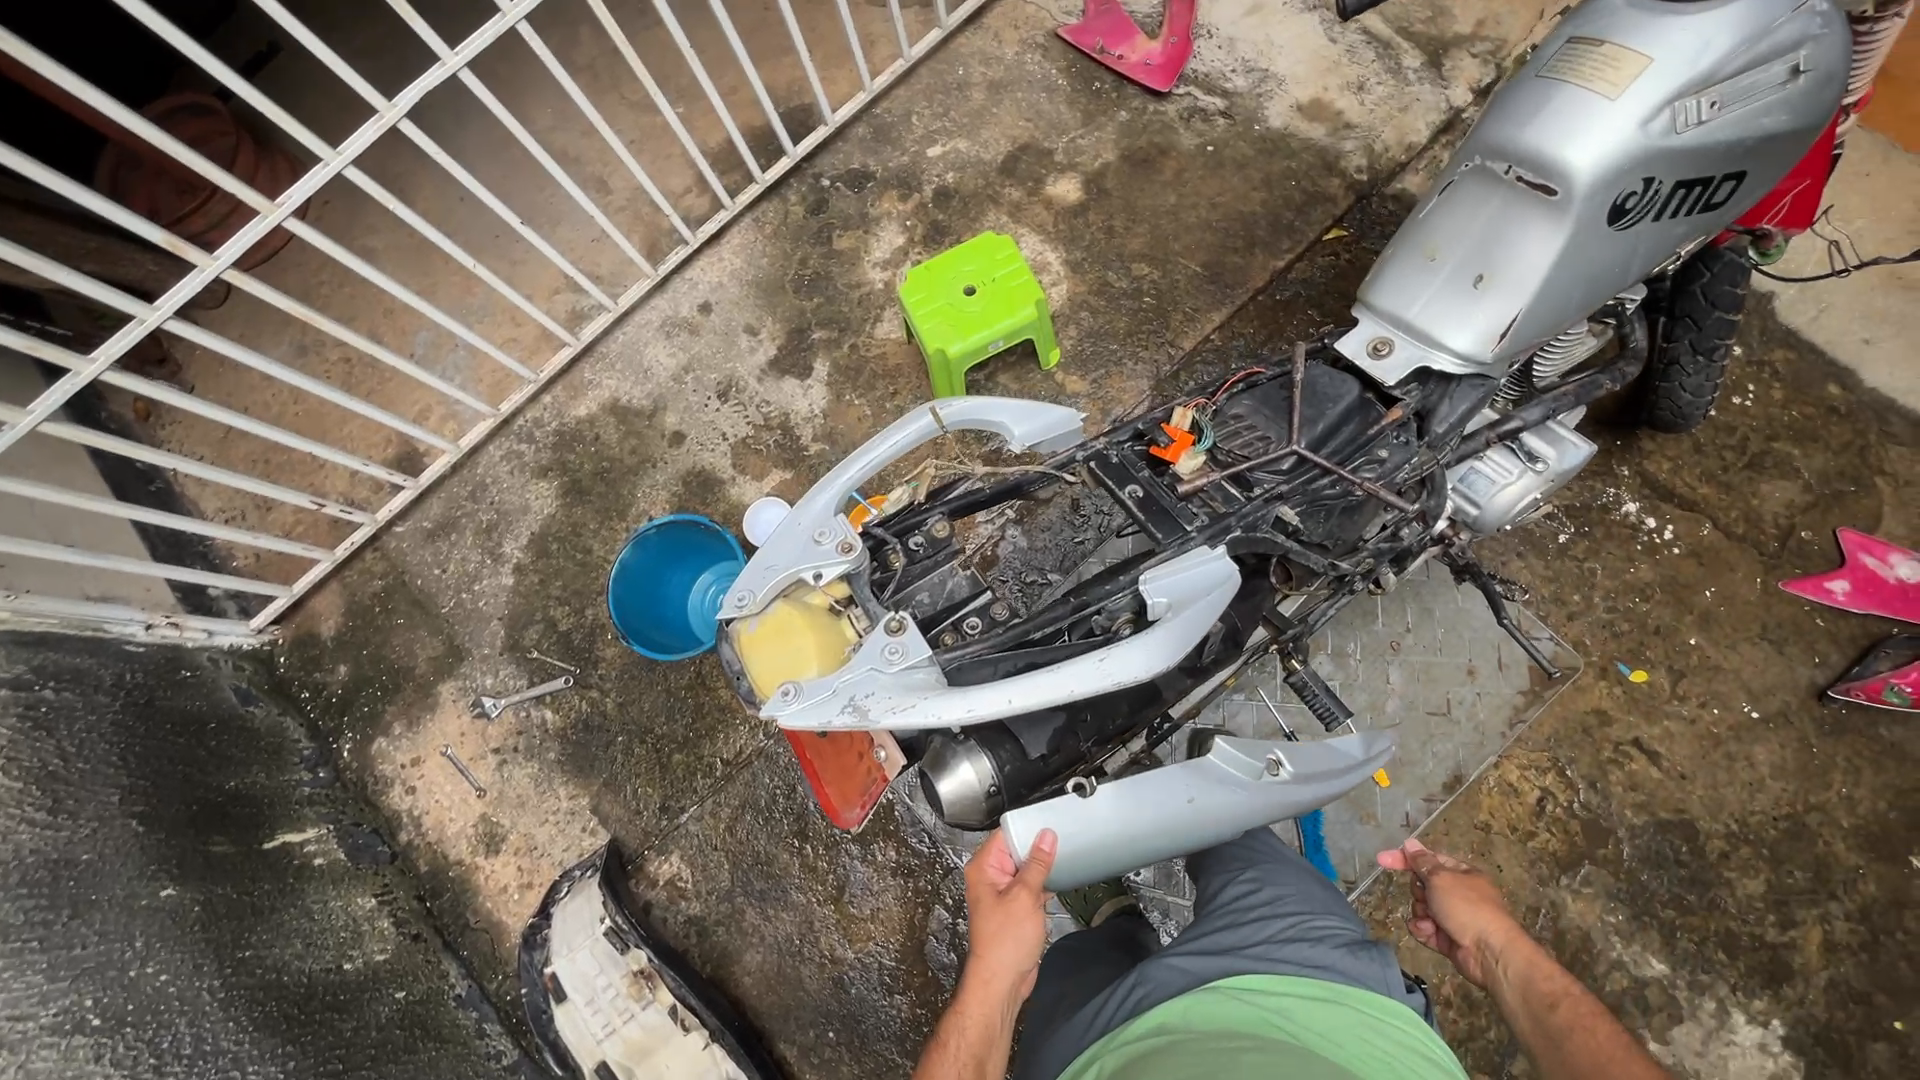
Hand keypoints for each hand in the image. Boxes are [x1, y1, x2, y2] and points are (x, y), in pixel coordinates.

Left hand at [961, 829, 1057, 1001]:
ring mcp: (1002, 892)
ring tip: (1064, 856)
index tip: (1048, 821)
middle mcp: (990, 877)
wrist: (1002, 982)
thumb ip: (1037, 864)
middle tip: (1061, 838)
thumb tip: (1046, 837)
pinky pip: (1029, 886)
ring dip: (1042, 866)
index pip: (1005, 834)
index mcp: (984, 867)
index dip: (1026, 827)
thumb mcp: (1025, 895)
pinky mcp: (1014, 907)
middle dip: (1037, 846)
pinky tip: (1059, 879)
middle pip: (1016, 850)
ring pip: (1025, 868)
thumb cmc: (1004, 942)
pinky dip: (1043, 883)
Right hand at [1375, 839, 1528, 987]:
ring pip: (1420, 907)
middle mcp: (1458, 894)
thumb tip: (1410, 843)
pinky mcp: (1447, 937)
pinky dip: (1424, 929)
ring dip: (1421, 913)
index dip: (1404, 858)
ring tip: (1432, 921)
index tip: (1382, 859)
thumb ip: (1421, 861)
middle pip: (1422, 885)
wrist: (1490, 953)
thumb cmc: (1467, 907)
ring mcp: (1453, 917)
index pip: (1427, 860)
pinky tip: (1431, 933)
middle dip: (1419, 892)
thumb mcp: (1441, 878)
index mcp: (1461, 874)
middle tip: (1428, 897)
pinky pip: (1424, 927)